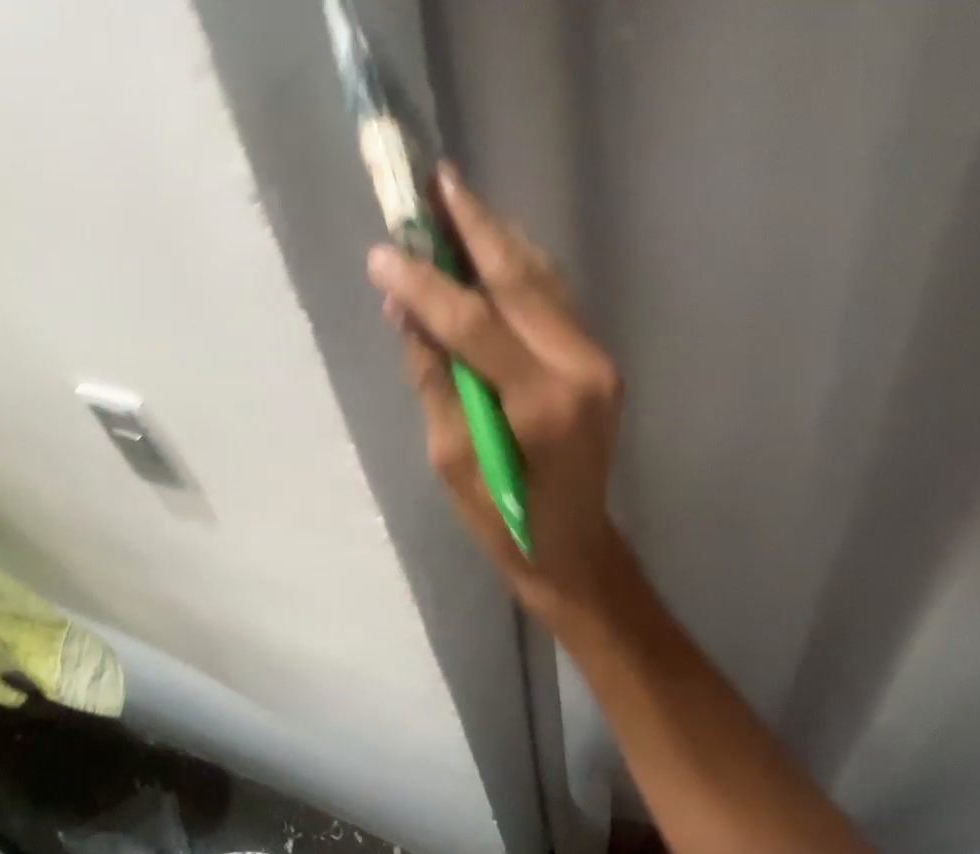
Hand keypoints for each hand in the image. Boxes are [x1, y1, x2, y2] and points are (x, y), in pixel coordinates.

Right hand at [367, 163, 628, 624]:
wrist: (573, 548)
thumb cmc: (503, 522)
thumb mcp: (451, 458)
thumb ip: (433, 377)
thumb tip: (406, 309)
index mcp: (540, 402)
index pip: (473, 323)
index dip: (423, 283)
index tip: (381, 253)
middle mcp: (579, 368)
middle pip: (520, 279)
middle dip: (472, 226)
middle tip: (433, 180)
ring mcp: (597, 361)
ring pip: (543, 279)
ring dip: (497, 237)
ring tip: (455, 197)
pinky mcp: (598, 362)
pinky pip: (554, 301)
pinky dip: (518, 269)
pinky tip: (490, 246)